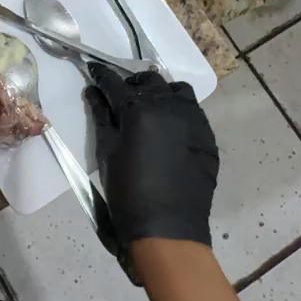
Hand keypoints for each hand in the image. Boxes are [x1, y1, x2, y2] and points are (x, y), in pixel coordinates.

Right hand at [84, 64, 218, 248]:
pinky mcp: (207, 136)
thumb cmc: (127, 190)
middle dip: (132, 84)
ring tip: (151, 109)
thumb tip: (94, 91)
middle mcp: (168, 106)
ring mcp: (192, 119)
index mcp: (138, 109)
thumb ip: (100, 115)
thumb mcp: (106, 150)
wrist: (167, 227)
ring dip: (160, 93)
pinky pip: (192, 111)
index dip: (102, 75)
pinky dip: (178, 111)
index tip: (95, 72)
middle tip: (122, 97)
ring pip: (176, 90)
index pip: (115, 82)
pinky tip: (168, 130)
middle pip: (148, 81)